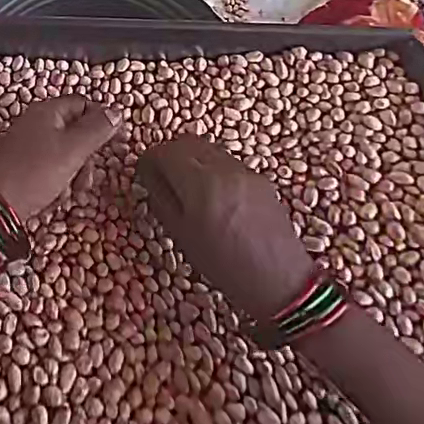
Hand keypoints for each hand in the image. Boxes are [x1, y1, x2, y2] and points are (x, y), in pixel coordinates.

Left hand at [0, 97, 118, 221]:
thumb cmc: (35, 171)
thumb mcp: (73, 149)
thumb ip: (97, 129)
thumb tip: (117, 111)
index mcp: (48, 111)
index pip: (84, 104)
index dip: (103, 120)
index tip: (118, 142)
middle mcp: (37, 123)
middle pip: (76, 132)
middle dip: (87, 156)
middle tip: (87, 178)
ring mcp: (28, 145)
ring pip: (66, 154)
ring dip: (75, 174)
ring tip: (71, 192)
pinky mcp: (23, 166)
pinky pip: (51, 169)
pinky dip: (58, 182)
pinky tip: (55, 198)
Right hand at [136, 136, 315, 317]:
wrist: (279, 281)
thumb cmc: (223, 264)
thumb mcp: (180, 234)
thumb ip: (161, 197)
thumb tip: (149, 175)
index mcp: (200, 183)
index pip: (164, 151)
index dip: (149, 159)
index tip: (144, 173)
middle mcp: (223, 168)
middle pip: (186, 142)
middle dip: (169, 154)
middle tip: (161, 175)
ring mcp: (245, 171)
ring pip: (207, 149)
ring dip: (191, 159)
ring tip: (187, 186)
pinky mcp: (260, 179)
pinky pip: (226, 162)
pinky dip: (211, 168)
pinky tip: (212, 195)